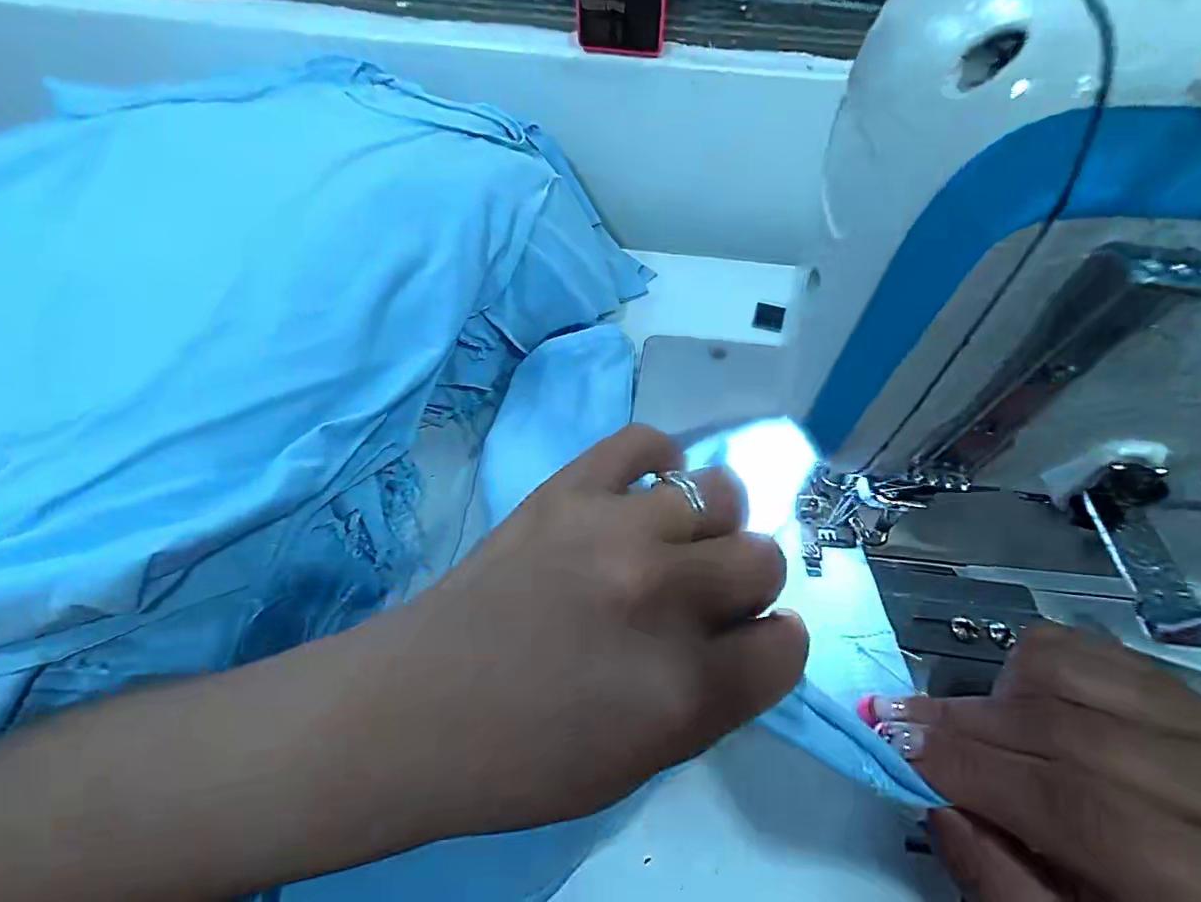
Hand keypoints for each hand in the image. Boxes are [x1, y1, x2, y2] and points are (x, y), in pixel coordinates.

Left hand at [348, 424, 808, 838]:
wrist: (414, 708)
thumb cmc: (528, 755)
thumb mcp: (644, 759)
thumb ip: (719, 695)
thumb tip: (759, 628)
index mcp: (684, 690)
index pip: (785, 646)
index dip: (771, 644)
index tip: (747, 639)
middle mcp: (662, 598)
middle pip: (764, 560)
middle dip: (744, 583)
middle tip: (700, 594)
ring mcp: (616, 530)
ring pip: (722, 493)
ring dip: (708, 525)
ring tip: (672, 541)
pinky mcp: (569, 488)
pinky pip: (646, 441)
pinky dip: (658, 462)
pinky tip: (646, 491)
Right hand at [880, 624, 1200, 901]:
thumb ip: (1005, 888)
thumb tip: (934, 799)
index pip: (1073, 803)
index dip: (972, 770)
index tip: (896, 745)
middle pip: (1068, 728)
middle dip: (968, 725)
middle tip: (901, 721)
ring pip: (1079, 668)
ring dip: (1002, 691)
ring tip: (970, 728)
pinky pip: (1100, 652)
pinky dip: (1042, 668)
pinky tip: (1020, 704)